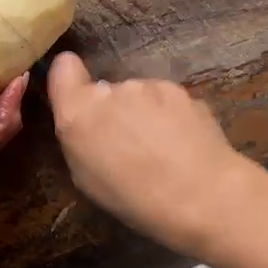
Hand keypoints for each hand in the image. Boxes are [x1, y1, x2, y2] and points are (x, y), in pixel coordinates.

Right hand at [48, 52, 255, 254]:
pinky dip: (170, 117)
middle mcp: (109, 90)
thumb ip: (80, 139)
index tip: (80, 101)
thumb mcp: (87, 179)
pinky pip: (165, 101)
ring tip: (162, 149)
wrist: (203, 197)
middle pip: (104, 90)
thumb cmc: (135, 199)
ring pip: (137, 95)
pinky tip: (184, 145)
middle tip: (129, 144)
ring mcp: (147, 86)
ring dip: (143, 113)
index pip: (63, 68)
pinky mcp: (180, 90)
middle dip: (112, 110)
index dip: (70, 81)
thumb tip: (87, 124)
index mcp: (78, 112)